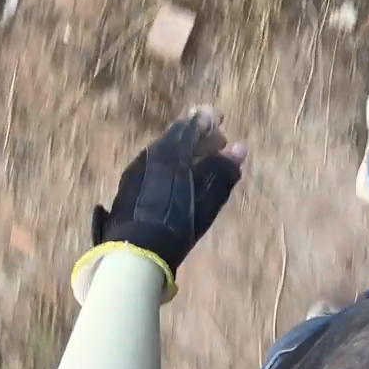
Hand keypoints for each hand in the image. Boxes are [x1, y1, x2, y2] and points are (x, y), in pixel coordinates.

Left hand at [91, 107, 246, 279]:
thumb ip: (224, 170)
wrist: (136, 249)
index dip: (207, 120)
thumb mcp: (209, 197)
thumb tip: (240, 148)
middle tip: (216, 142)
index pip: (191, 125)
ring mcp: (137, 169)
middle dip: (198, 136)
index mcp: (171, 150)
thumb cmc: (179, 220)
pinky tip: (178, 179)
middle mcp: (151, 153)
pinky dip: (172, 164)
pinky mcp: (129, 185)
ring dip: (184, 151)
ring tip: (200, 162)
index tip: (220, 119)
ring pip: (164, 151)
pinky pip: (155, 164)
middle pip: (177, 136)